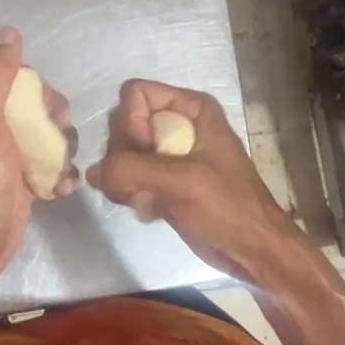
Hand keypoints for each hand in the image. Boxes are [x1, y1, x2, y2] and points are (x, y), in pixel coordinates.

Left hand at [0, 27, 77, 289]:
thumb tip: (8, 32)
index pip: (18, 82)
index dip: (41, 91)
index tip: (52, 110)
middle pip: (39, 110)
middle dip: (58, 122)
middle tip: (61, 140)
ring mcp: (9, 159)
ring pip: (50, 139)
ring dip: (64, 150)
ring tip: (62, 169)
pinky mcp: (23, 185)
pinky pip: (51, 169)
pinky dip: (62, 176)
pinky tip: (63, 188)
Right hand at [86, 79, 309, 286]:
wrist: (252, 250)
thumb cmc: (227, 208)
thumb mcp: (182, 181)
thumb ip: (132, 170)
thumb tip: (92, 173)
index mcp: (192, 108)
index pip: (135, 95)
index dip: (132, 123)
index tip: (148, 155)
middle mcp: (178, 123)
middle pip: (124, 122)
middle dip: (124, 156)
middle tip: (142, 184)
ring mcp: (168, 153)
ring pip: (121, 151)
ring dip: (123, 178)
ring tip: (144, 200)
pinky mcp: (162, 180)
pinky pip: (127, 174)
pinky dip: (127, 191)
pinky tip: (146, 209)